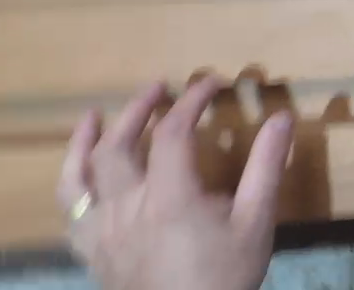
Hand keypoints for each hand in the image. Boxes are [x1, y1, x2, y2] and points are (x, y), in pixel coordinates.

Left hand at [59, 77, 293, 289]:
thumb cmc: (225, 272)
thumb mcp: (257, 218)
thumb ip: (267, 165)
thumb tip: (282, 116)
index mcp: (168, 197)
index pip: (171, 133)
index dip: (191, 100)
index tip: (214, 82)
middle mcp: (126, 210)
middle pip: (116, 149)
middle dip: (137, 111)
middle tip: (160, 86)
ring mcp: (102, 234)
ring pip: (78, 181)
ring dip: (84, 144)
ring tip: (91, 117)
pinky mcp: (92, 253)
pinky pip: (71, 214)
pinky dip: (73, 186)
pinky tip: (84, 176)